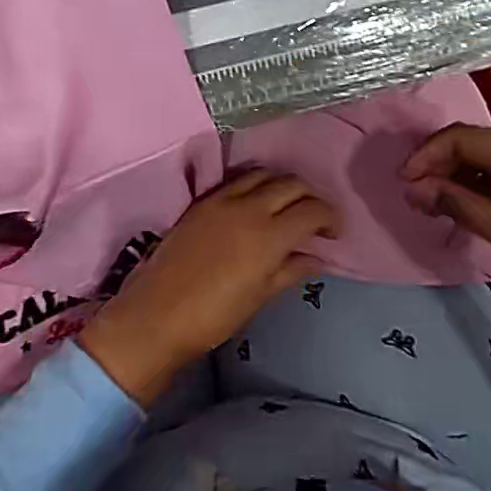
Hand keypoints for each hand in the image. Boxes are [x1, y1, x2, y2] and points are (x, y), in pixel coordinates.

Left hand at [81, 170, 338, 405]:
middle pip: (291, 184)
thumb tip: (316, 257)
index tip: (333, 232)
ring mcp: (222, 199)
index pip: (311, 210)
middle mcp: (249, 207)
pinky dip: (257, 182)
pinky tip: (258, 198)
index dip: (330, 217)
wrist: (157, 314)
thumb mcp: (259, 296)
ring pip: (265, 174)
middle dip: (310, 197)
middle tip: (315, 217)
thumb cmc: (214, 316)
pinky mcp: (203, 200)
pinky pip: (238, 178)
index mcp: (269, 235)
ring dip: (283, 184)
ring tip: (288, 204)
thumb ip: (290, 269)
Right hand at [402, 124, 490, 337]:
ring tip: (442, 206)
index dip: (426, 156)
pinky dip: (485, 183)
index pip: (461, 137)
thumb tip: (415, 189)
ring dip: (462, 175)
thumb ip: (460, 205)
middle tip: (418, 198)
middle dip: (441, 165)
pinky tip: (477, 207)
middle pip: (476, 142)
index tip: (404, 184)